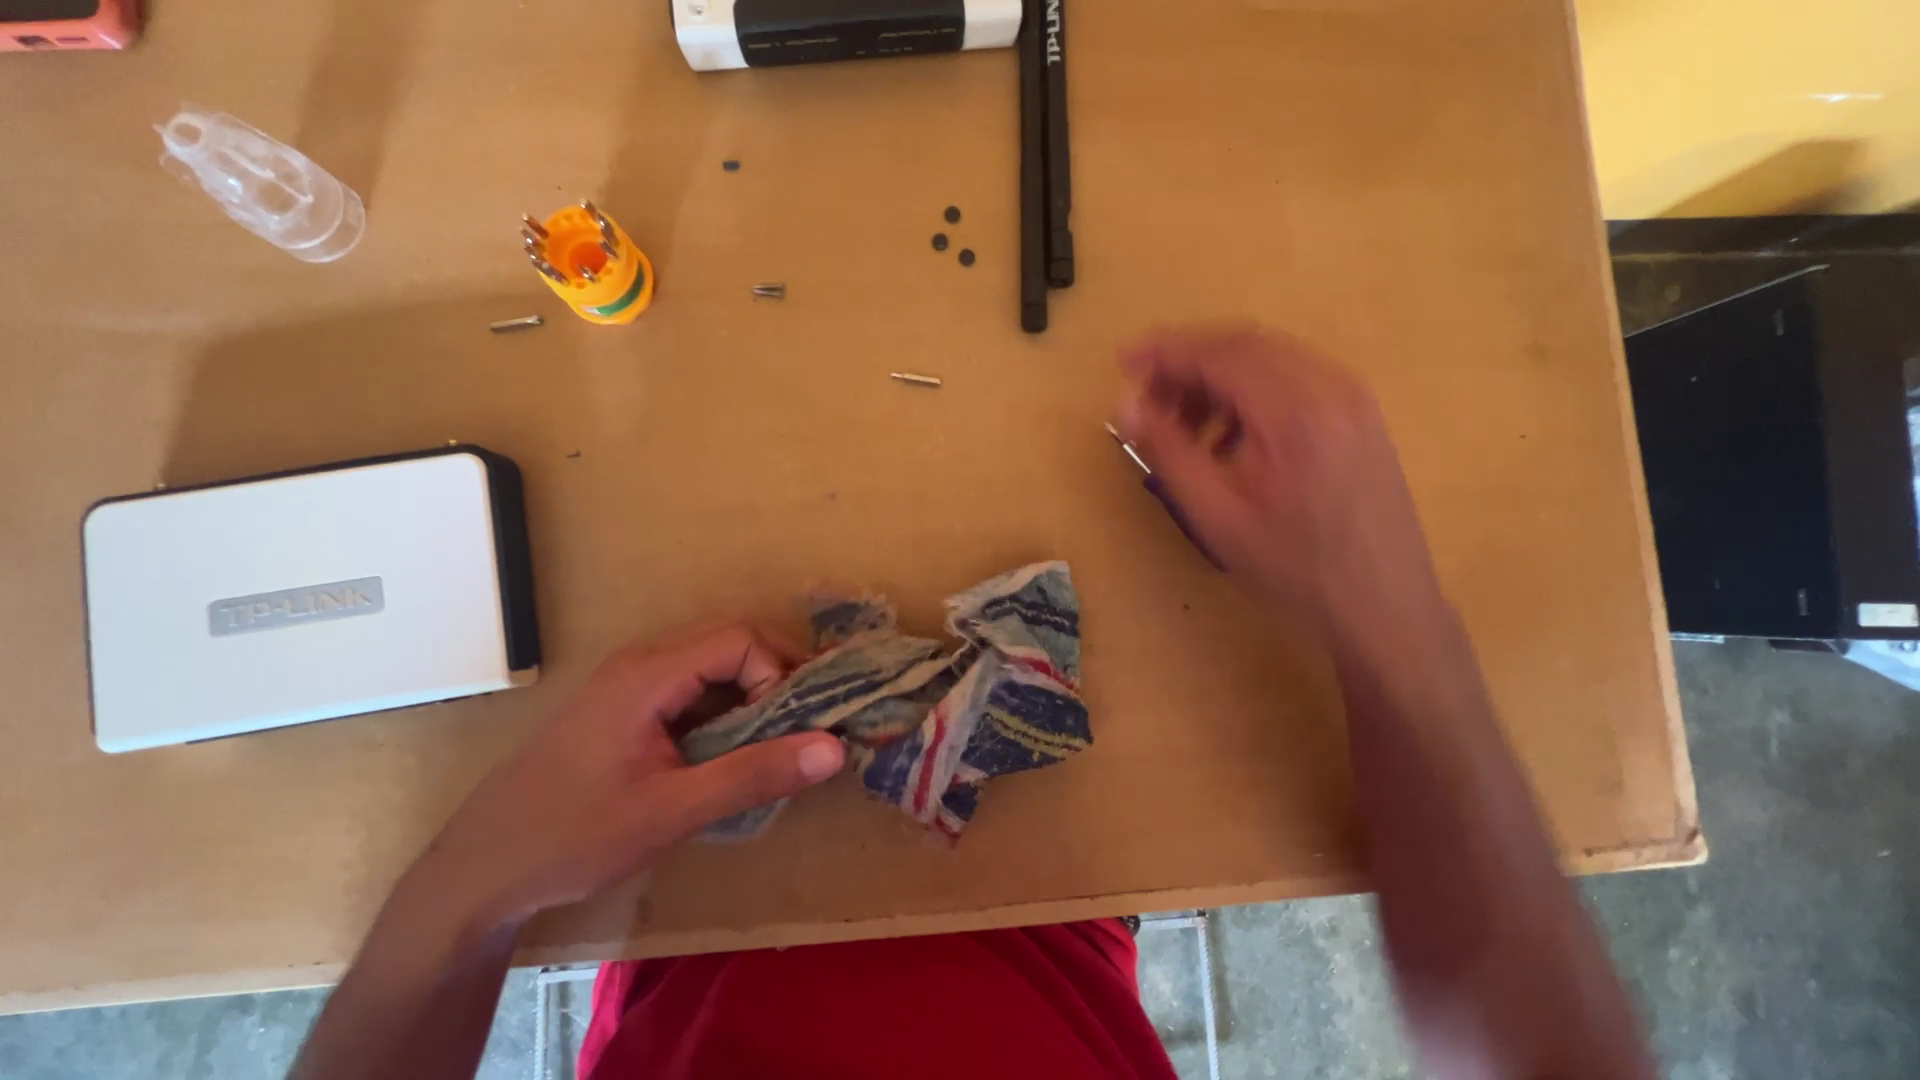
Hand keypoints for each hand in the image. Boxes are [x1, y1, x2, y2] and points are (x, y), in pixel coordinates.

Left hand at [410, 624, 845, 928]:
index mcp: (648, 674)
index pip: (740, 639)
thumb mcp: (672, 810)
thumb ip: (754, 774)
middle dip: (774, 680)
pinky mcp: (623, 709)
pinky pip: (688, 690)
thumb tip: (834, 748)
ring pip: (710, 667)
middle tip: (800, 732)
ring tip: (770, 747)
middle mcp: (639, 663)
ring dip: (749, 698)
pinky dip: (722, 713)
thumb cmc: (574, 837)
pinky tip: (726, 756)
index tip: (794, 729)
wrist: (479, 870)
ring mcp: (627, 684)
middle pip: (728, 643)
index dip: (780, 674)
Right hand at [1116, 324, 1444, 639]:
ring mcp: (1352, 398)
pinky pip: (1295, 382)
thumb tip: (1127, 405)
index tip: (1122, 362)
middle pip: (1245, 346)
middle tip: (1147, 399)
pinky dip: (1251, 396)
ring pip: (1270, 362)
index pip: (1219, 352)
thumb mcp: (1217, 515)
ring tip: (1183, 427)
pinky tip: (1229, 441)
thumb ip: (1168, 451)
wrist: (1384, 606)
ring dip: (1218, 381)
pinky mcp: (1360, 417)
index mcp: (1295, 408)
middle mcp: (1330, 386)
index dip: (1164, 351)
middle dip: (1188, 364)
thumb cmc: (1295, 568)